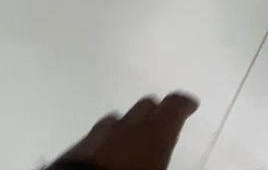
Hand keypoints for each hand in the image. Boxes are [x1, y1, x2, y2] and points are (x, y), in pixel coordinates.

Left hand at [55, 92, 199, 169]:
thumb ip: (166, 160)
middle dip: (154, 112)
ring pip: (118, 120)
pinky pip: (97, 136)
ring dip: (127, 126)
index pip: (174, 105)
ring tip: (131, 139)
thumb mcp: (159, 168)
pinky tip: (106, 153)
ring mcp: (101, 134)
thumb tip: (166, 161)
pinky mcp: (78, 147)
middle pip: (146, 106)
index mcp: (155, 131)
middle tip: (160, 122)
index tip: (189, 104)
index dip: (183, 104)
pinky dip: (106, 140)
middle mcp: (129, 125)